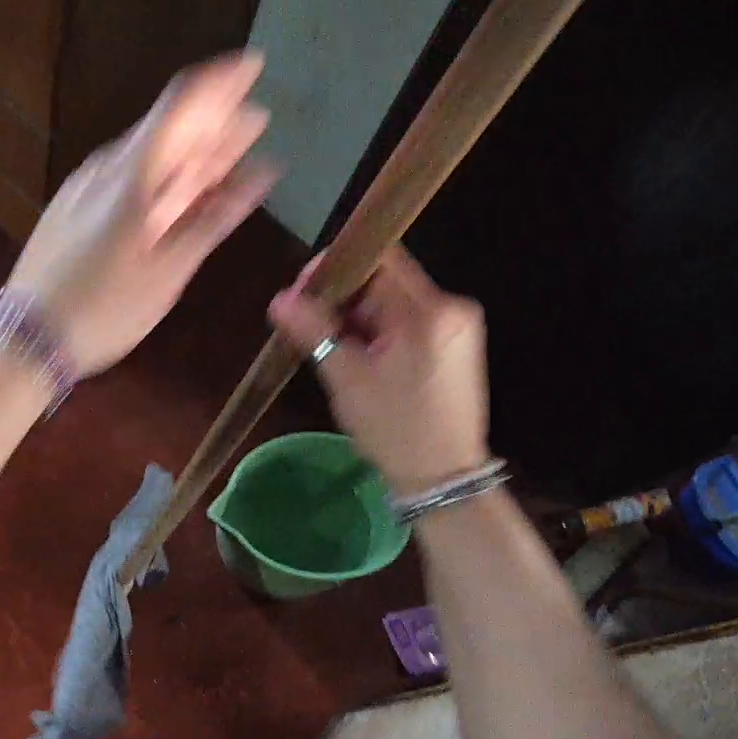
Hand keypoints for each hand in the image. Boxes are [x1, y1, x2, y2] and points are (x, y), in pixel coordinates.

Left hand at [7, 51, 278, 373]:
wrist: (25, 338)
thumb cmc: (105, 310)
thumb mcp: (168, 272)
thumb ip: (213, 219)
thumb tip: (261, 172)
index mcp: (132, 176)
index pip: (182, 104)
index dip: (220, 83)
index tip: (253, 67)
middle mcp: (105, 170)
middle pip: (165, 130)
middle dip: (213, 124)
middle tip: (254, 121)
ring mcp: (81, 189)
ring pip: (143, 156)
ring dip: (186, 152)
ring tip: (223, 157)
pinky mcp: (67, 210)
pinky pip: (121, 179)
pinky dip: (156, 177)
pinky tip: (170, 192)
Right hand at [268, 244, 490, 496]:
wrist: (444, 478)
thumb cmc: (394, 429)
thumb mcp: (347, 379)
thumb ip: (314, 331)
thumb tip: (279, 298)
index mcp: (429, 312)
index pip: (379, 260)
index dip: (337, 268)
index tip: (302, 292)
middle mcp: (451, 308)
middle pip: (387, 280)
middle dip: (344, 298)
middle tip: (307, 324)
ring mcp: (458, 327)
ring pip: (395, 302)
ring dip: (359, 316)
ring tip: (330, 346)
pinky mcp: (456, 346)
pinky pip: (408, 322)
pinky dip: (379, 331)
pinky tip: (358, 356)